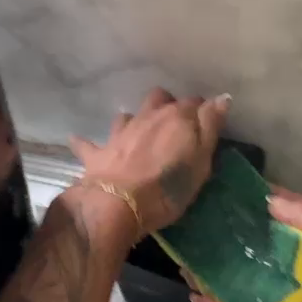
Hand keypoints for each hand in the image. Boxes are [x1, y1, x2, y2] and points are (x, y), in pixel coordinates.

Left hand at [69, 87, 228, 237]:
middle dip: (167, 105)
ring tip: (138, 132)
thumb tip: (222, 96)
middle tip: (174, 124)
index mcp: (176, 117)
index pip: (195, 102)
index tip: (206, 123)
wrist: (117, 204)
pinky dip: (84, 142)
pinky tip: (79, 141)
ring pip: (128, 115)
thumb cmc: (168, 187)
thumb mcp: (201, 161)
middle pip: (159, 98)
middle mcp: (147, 116)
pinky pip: (87, 143)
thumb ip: (210, 127)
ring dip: (134, 120)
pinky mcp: (98, 152)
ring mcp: (120, 132)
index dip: (202, 111)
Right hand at [188, 187, 301, 301]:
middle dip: (235, 243)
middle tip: (198, 232)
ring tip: (189, 266)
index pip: (290, 217)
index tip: (227, 197)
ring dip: (224, 276)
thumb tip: (269, 197)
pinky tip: (199, 301)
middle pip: (266, 251)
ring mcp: (296, 298)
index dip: (261, 207)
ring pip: (254, 282)